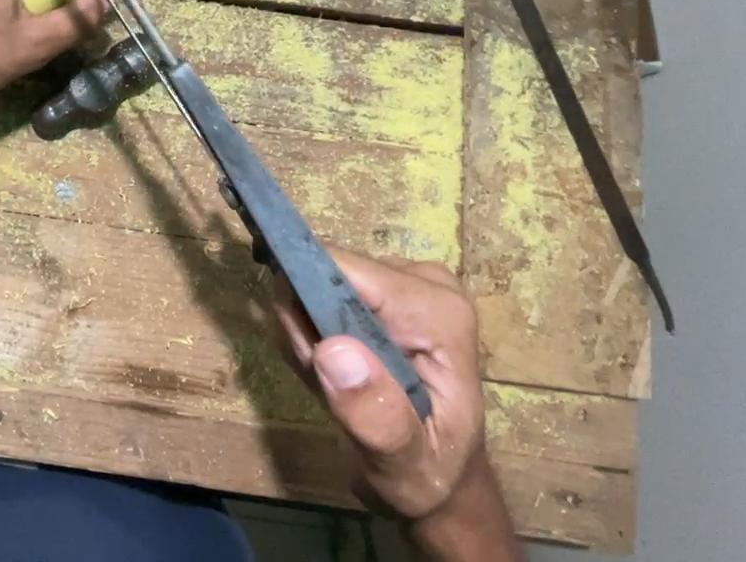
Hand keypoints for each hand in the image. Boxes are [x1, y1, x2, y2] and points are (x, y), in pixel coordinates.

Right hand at [269, 248, 517, 555]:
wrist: (443, 478)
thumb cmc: (429, 473)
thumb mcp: (404, 464)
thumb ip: (374, 414)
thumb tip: (333, 349)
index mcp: (438, 311)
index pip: (335, 268)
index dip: (303, 310)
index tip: (310, 362)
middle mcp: (424, 280)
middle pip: (319, 270)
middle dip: (305, 327)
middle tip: (323, 382)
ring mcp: (404, 278)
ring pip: (311, 278)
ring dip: (305, 332)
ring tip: (331, 381)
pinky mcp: (383, 283)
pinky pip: (316, 286)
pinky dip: (311, 329)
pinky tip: (333, 366)